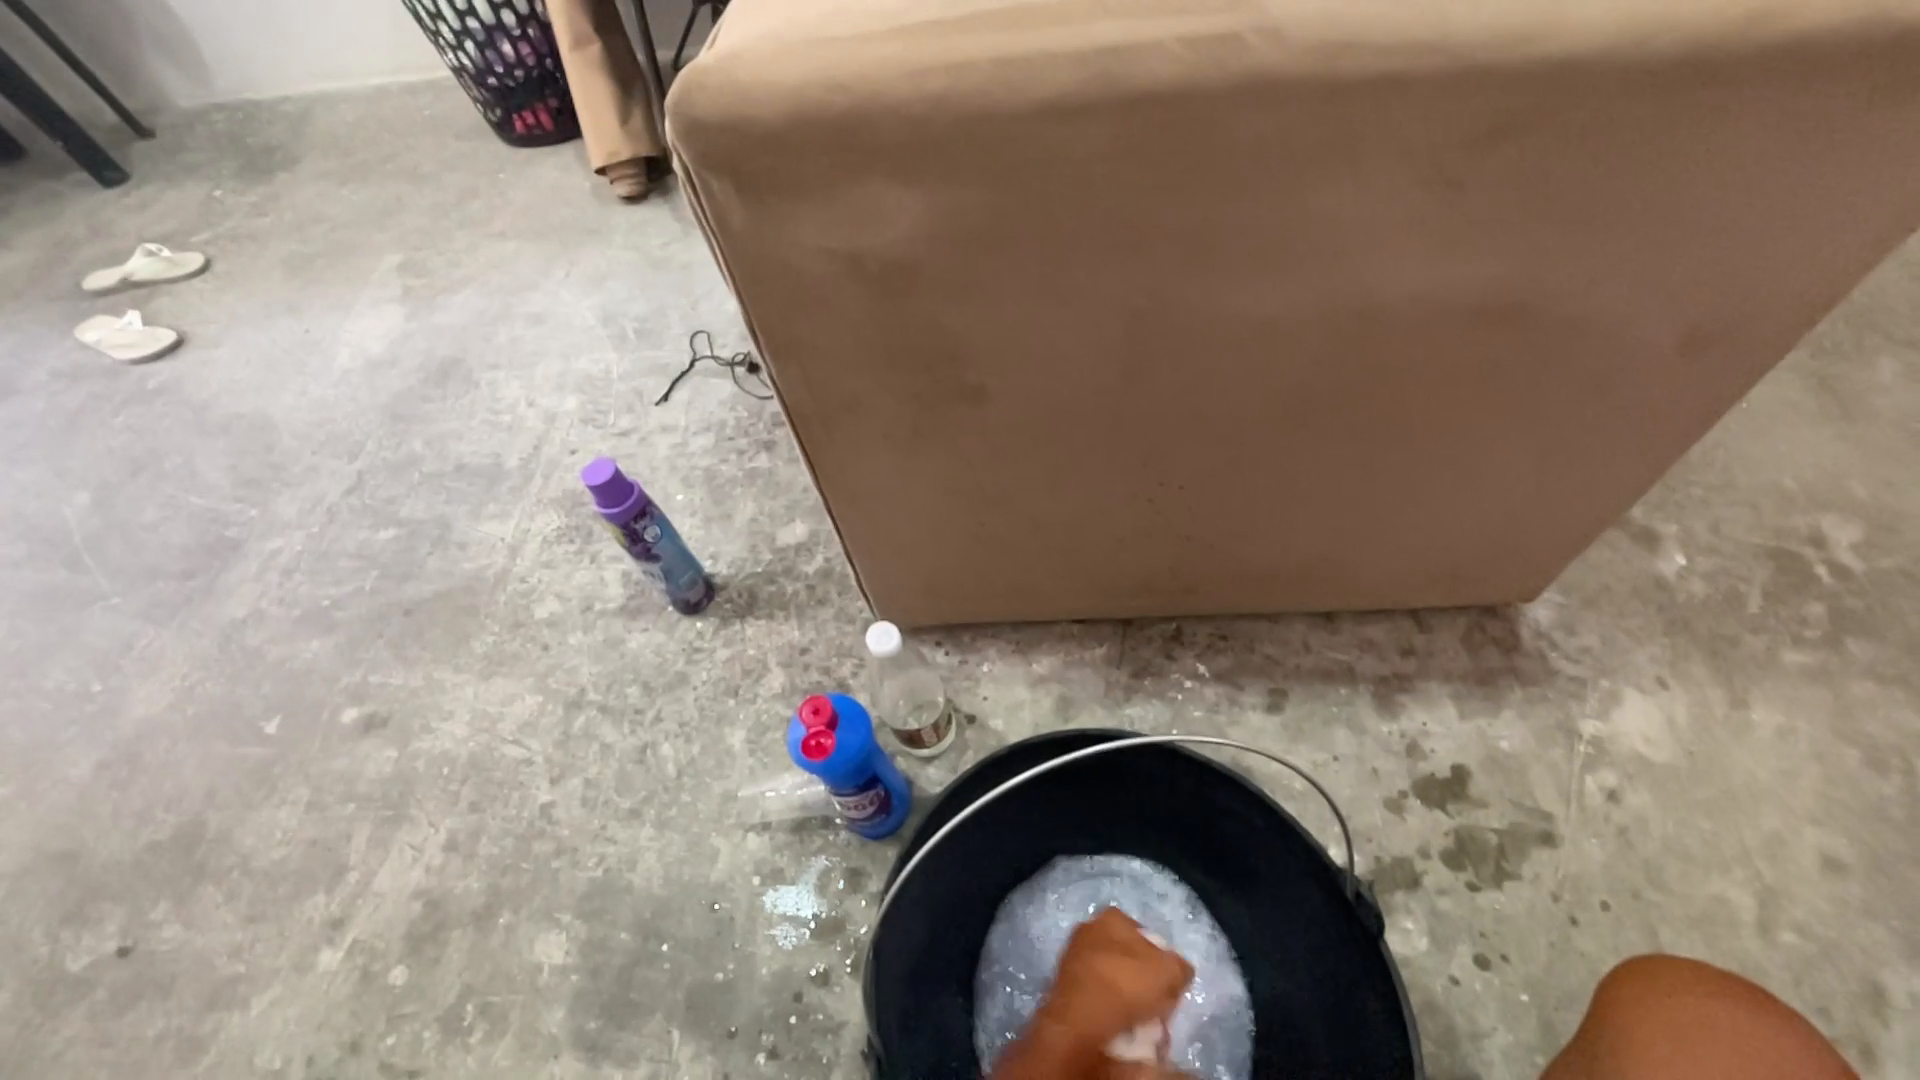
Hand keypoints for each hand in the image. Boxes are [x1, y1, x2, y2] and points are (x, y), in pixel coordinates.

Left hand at [991, 908, 1194, 1079]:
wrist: (1081, 1018)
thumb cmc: (1127, 983)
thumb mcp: (1170, 971)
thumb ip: (1179, 967)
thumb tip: (1178, 971)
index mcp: (1113, 917)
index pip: (1146, 935)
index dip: (1161, 961)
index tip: (1168, 984)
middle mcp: (1089, 929)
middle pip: (1128, 958)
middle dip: (1143, 980)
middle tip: (1157, 1004)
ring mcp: (1073, 956)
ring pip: (1113, 979)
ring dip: (1127, 997)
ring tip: (1140, 1021)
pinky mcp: (1064, 985)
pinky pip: (1097, 996)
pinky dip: (1109, 1009)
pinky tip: (1119, 1025)